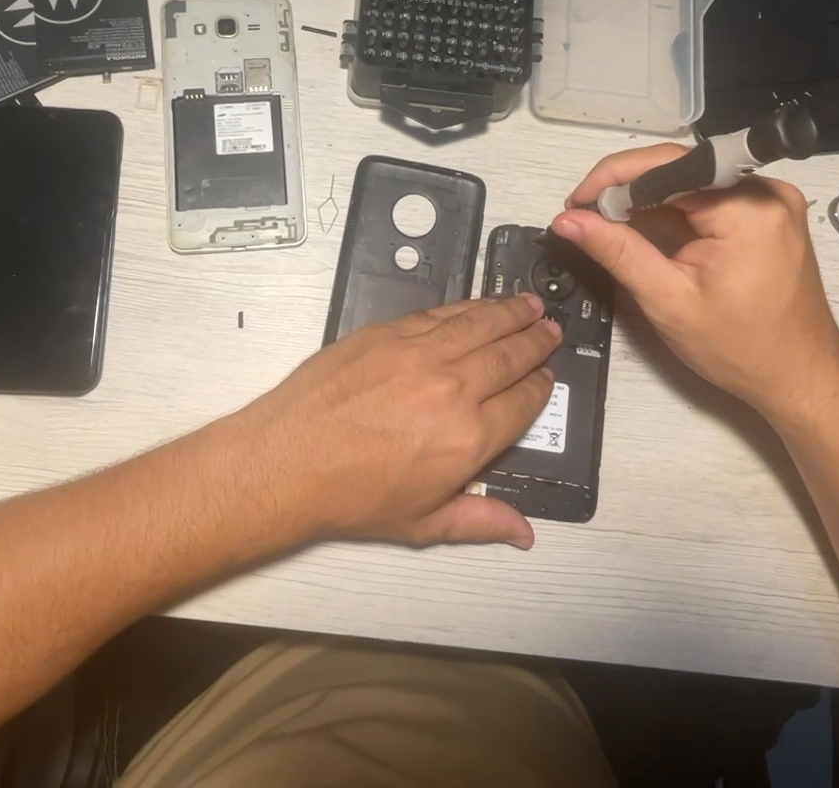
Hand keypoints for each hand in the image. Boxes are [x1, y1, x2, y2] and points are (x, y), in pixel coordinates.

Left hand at [222, 296, 559, 548]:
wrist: (287, 462)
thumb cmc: (350, 495)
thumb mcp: (423, 522)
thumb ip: (480, 520)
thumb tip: (523, 532)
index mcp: (468, 438)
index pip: (525, 402)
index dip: (541, 387)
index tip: (546, 378)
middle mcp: (452, 389)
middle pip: (510, 354)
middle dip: (536, 341)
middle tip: (551, 331)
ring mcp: (418, 355)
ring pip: (480, 324)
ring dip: (511, 312)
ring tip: (530, 305)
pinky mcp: (387, 334)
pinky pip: (440, 313)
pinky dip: (467, 307)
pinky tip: (479, 306)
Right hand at [550, 144, 838, 419]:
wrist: (800, 376)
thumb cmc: (740, 348)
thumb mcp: (668, 300)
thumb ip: (616, 251)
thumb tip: (568, 220)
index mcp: (747, 207)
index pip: (666, 166)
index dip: (613, 178)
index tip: (575, 203)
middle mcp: (765, 191)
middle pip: (678, 168)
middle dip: (626, 188)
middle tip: (583, 215)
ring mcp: (768, 200)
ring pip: (689, 181)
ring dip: (645, 199)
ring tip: (604, 223)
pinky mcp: (765, 214)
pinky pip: (707, 196)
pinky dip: (671, 210)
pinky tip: (641, 229)